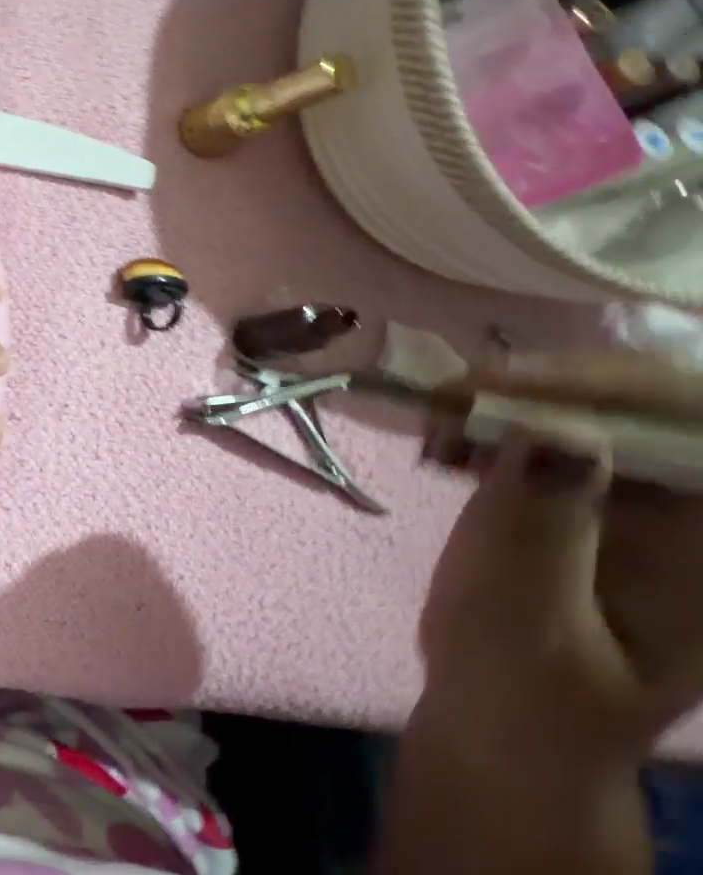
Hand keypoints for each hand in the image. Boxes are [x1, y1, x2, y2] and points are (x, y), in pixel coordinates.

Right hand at [419, 355, 702, 765]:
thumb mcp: (522, 621)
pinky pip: (567, 429)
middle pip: (657, 404)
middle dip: (552, 387)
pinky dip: (501, 420)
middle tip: (446, 401)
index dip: (615, 387)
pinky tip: (450, 444)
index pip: (702, 428)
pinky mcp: (601, 497)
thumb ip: (540, 531)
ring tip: (436, 426)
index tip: (498, 386)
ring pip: (607, 406)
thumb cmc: (519, 688)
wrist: (507, 725)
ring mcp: (657, 504)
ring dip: (516, 399)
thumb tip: (554, 433)